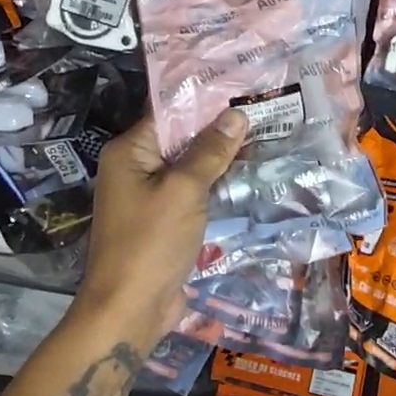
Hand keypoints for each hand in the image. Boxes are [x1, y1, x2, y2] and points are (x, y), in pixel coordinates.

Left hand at [75, 110, 248, 338]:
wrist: (129, 310)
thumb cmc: (150, 243)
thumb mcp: (183, 191)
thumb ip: (210, 151)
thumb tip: (236, 114)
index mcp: (129, 152)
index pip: (169, 112)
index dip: (205, 100)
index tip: (243, 85)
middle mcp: (135, 168)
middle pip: (181, 138)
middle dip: (219, 127)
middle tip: (264, 107)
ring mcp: (150, 196)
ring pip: (191, 166)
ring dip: (222, 157)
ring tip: (266, 133)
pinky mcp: (165, 221)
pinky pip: (193, 192)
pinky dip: (217, 184)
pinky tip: (250, 174)